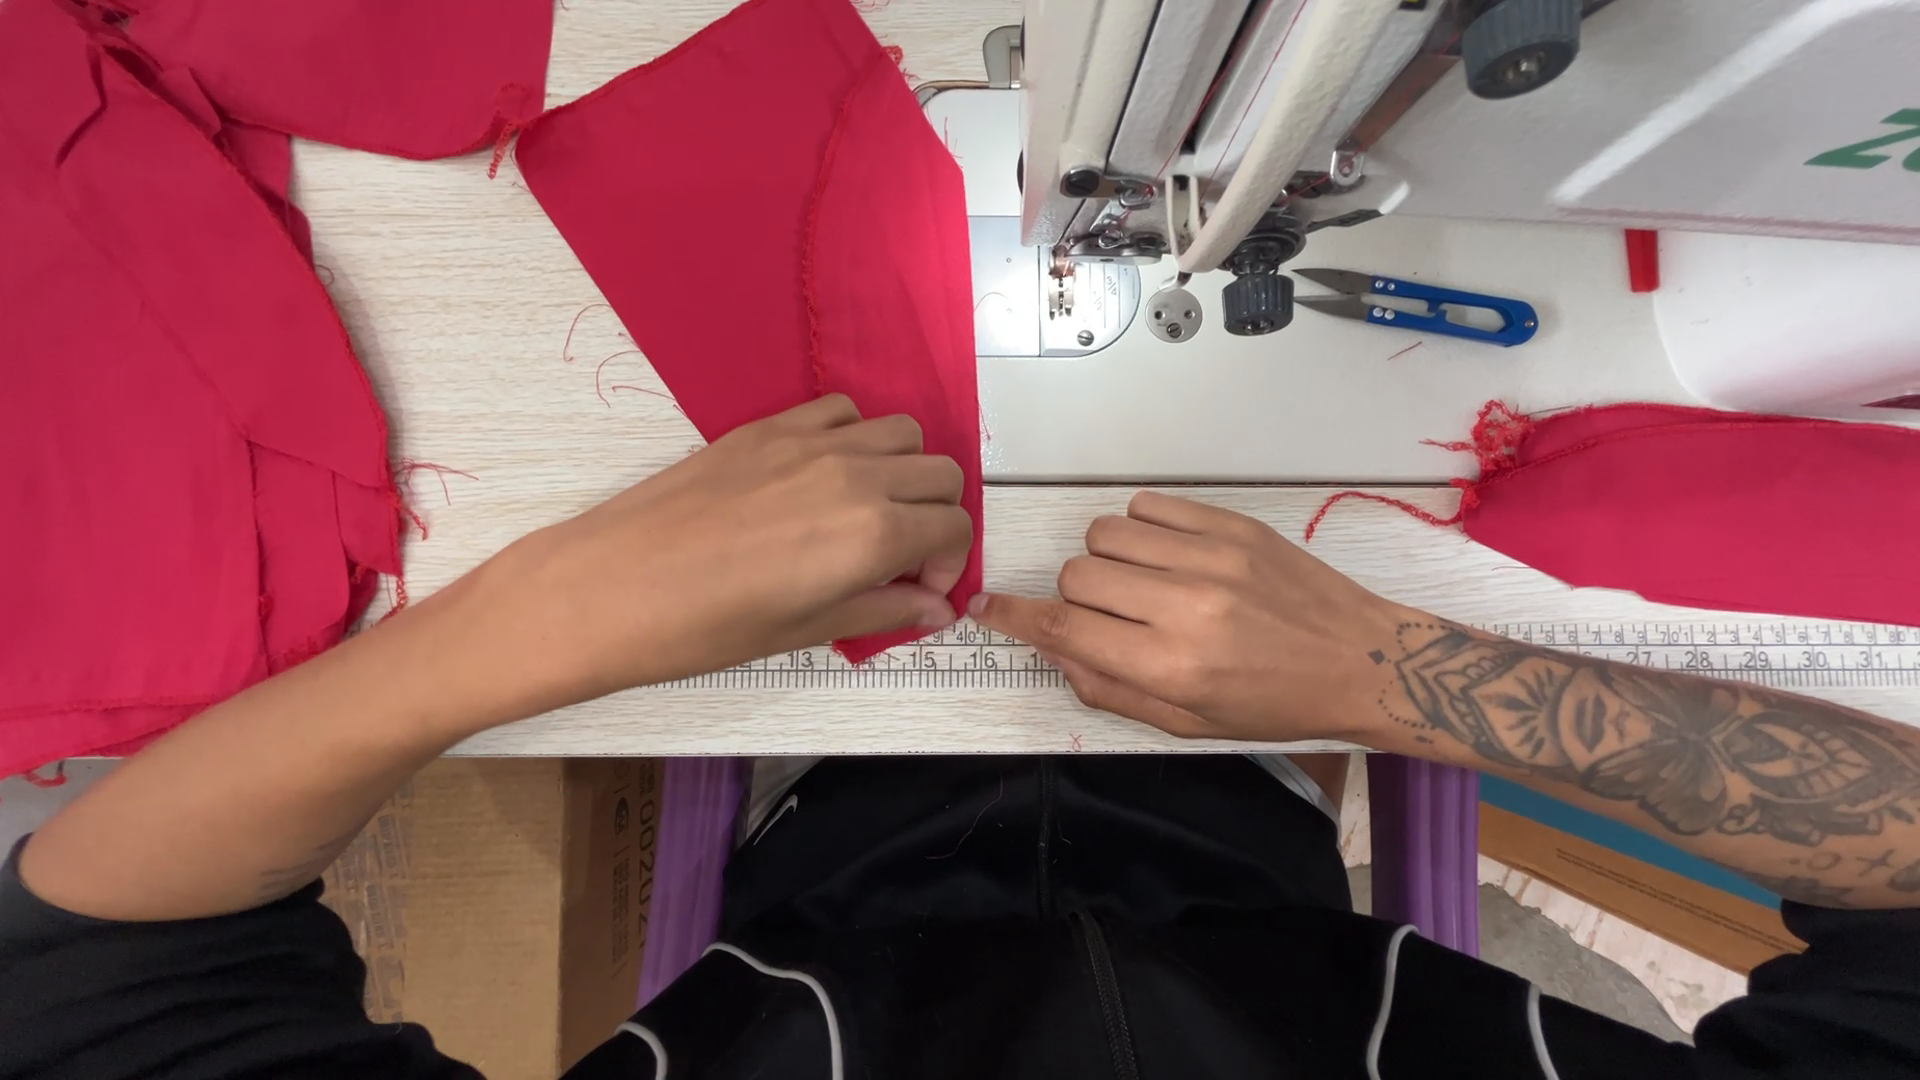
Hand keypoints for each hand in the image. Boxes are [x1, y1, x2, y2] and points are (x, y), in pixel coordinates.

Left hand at [478, 394, 970, 708]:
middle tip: (903, 554)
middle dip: (939, 516)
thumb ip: (885, 611)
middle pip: (942, 474)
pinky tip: (829, 475)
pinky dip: (857, 437)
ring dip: (906, 472)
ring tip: (871, 510)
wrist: (611, 585)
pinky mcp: (772, 425)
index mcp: (872, 534)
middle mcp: (856, 475)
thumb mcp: (808, 630)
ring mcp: (813, 442)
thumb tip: (934, 609)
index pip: (955, 527)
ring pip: (902, 433)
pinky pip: (843, 409)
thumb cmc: (705, 625)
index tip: (921, 586)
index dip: (950, 563)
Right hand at [971, 491, 1407, 742]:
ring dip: (1106, 561)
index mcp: (1170, 664)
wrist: (1361, 661)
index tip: (984, 605)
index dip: (1013, 617)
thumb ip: (1107, 686)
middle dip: (1076, 599)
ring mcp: (1209, 557)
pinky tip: (1165, 556)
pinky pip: (1146, 507)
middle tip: (1113, 616)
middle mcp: (1183, 605)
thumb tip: (1051, 646)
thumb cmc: (1271, 704)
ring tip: (1141, 582)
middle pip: (1076, 575)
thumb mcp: (1185, 722)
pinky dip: (1139, 530)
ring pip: (1105, 534)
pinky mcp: (1230, 525)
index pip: (1063, 628)